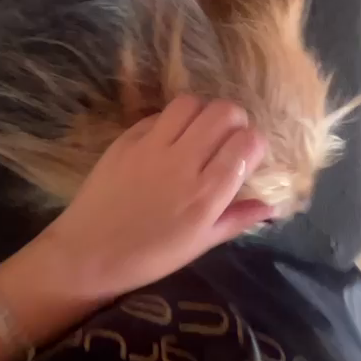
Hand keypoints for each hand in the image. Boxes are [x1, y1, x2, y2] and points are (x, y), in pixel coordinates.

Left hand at [0, 97, 272, 317]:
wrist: (88, 253)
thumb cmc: (149, 257)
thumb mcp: (200, 244)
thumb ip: (237, 219)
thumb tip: (273, 204)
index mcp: (206, 194)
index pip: (247, 143)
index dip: (254, 142)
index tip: (248, 154)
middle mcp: (183, 162)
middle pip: (223, 112)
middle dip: (235, 119)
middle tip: (228, 137)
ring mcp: (152, 146)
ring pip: (191, 103)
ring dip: (203, 112)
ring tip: (200, 131)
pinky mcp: (127, 138)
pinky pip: (159, 114)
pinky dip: (172, 120)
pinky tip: (170, 137)